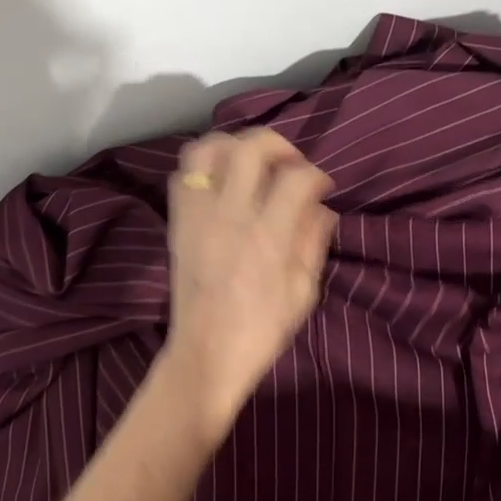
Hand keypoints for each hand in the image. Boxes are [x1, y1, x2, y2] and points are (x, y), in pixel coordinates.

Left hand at [161, 128, 336, 433]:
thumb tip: (321, 207)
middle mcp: (230, 215)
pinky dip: (204, 167)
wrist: (206, 355)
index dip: (317, 175)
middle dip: (279, 145)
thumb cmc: (261, 330)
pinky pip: (183, 174)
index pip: (298, 177)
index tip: (323, 188)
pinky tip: (222, 183)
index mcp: (268, 236)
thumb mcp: (304, 292)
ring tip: (252, 166)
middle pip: (251, 147)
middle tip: (290, 166)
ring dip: (235, 146)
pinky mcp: (177, 221)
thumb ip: (314, 241)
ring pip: (209, 149)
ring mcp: (198, 215)